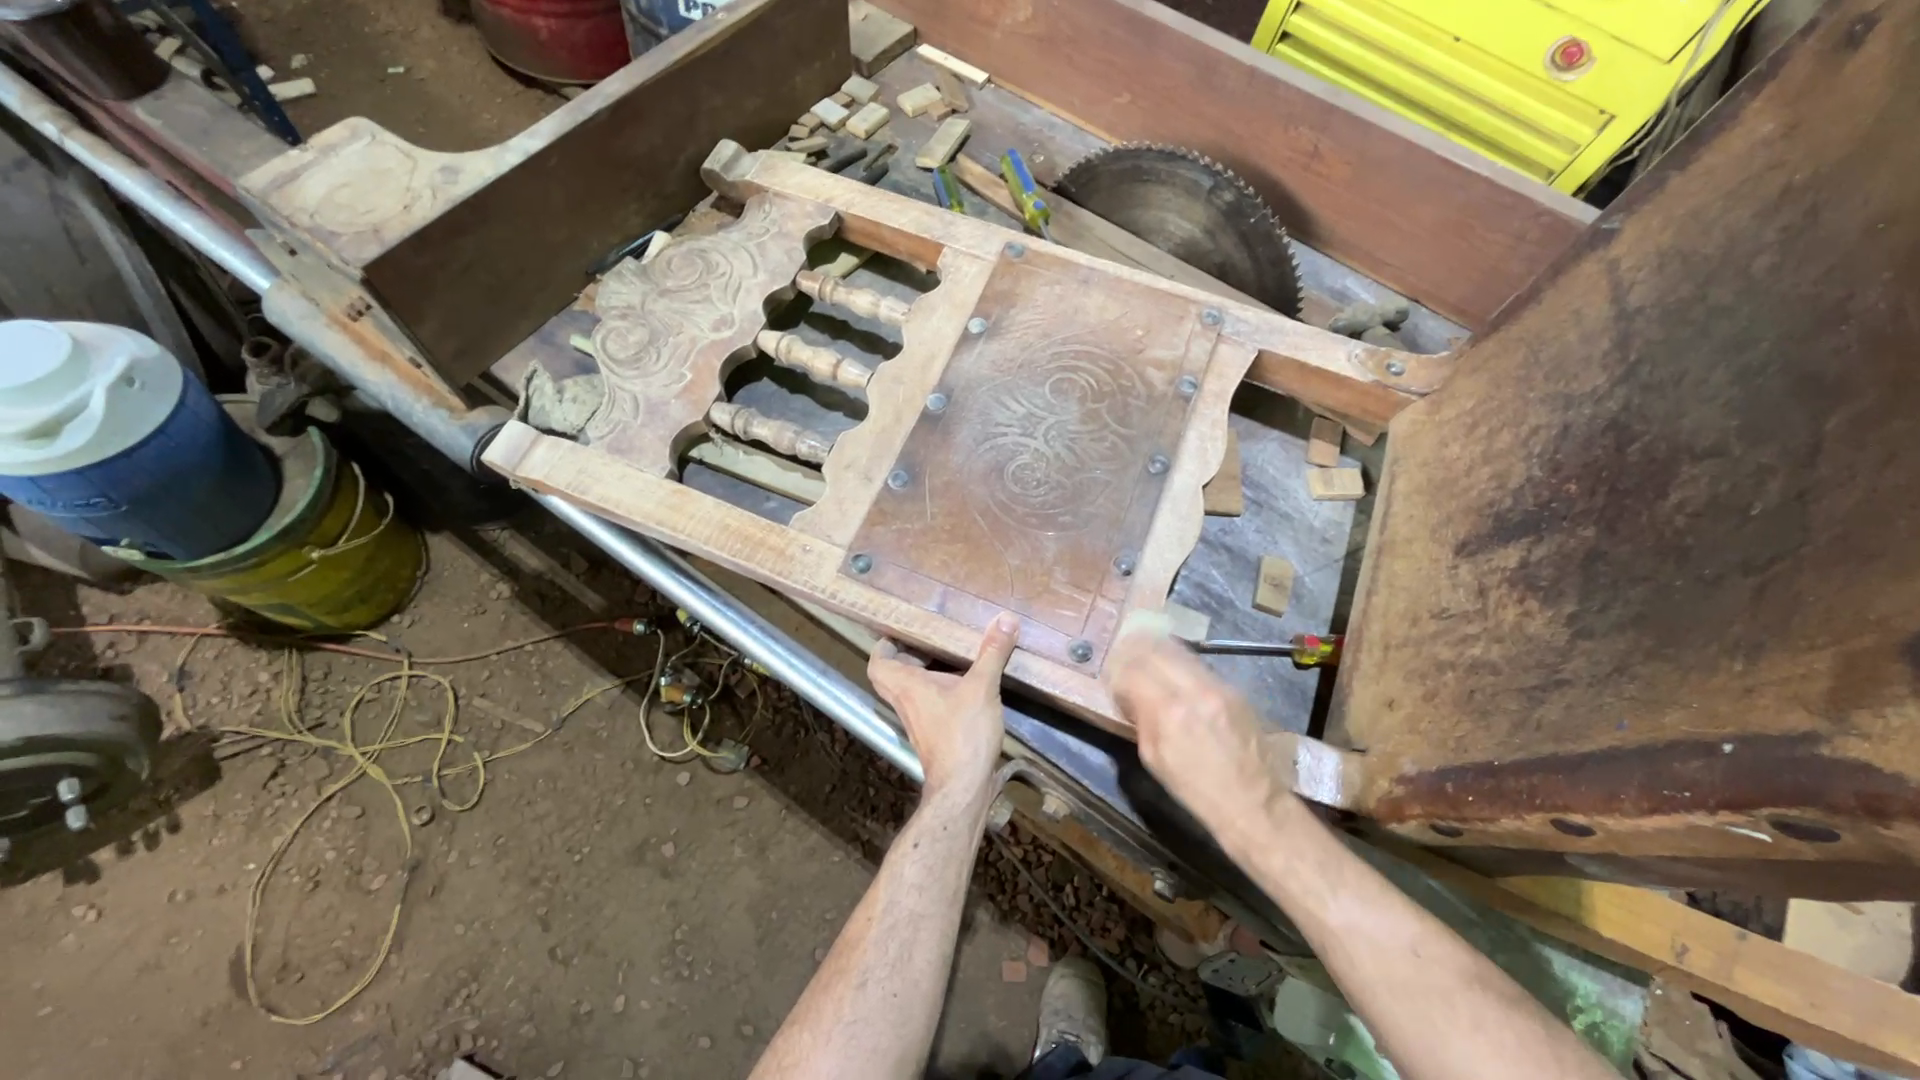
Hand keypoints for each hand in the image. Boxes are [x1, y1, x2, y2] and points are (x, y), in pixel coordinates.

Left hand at [868, 612, 1020, 799]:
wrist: (963, 786)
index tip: (901, 632)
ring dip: (925, 676)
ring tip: (950, 658)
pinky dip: (939, 694)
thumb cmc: (963, 732)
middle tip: (930, 642)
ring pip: (911, 692)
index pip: (878, 662)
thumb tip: (1006, 617)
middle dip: (907, 657)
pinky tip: (965, 687)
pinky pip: (928, 706)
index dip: (884, 646)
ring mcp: (918, 722)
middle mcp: (905, 702)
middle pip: (893, 675)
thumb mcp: (982, 687)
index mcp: (906, 686)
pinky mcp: (932, 736)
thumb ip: (992, 652)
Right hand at [1104, 617, 1299, 843]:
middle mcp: (1195, 690)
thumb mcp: (1154, 759)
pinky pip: (1199, 667)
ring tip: (1147, 662)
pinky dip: (1181, 667)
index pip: (1133, 670)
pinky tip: (1175, 678)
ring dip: (1158, 654)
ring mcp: (1219, 686)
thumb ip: (1140, 719)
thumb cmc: (1195, 790)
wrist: (1253, 801)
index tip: (1113, 678)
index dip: (1117, 671)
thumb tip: (1130, 694)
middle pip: (1156, 650)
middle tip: (1125, 659)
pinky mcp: (1235, 689)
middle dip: (1135, 652)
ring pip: (1180, 652)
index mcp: (1168, 713)